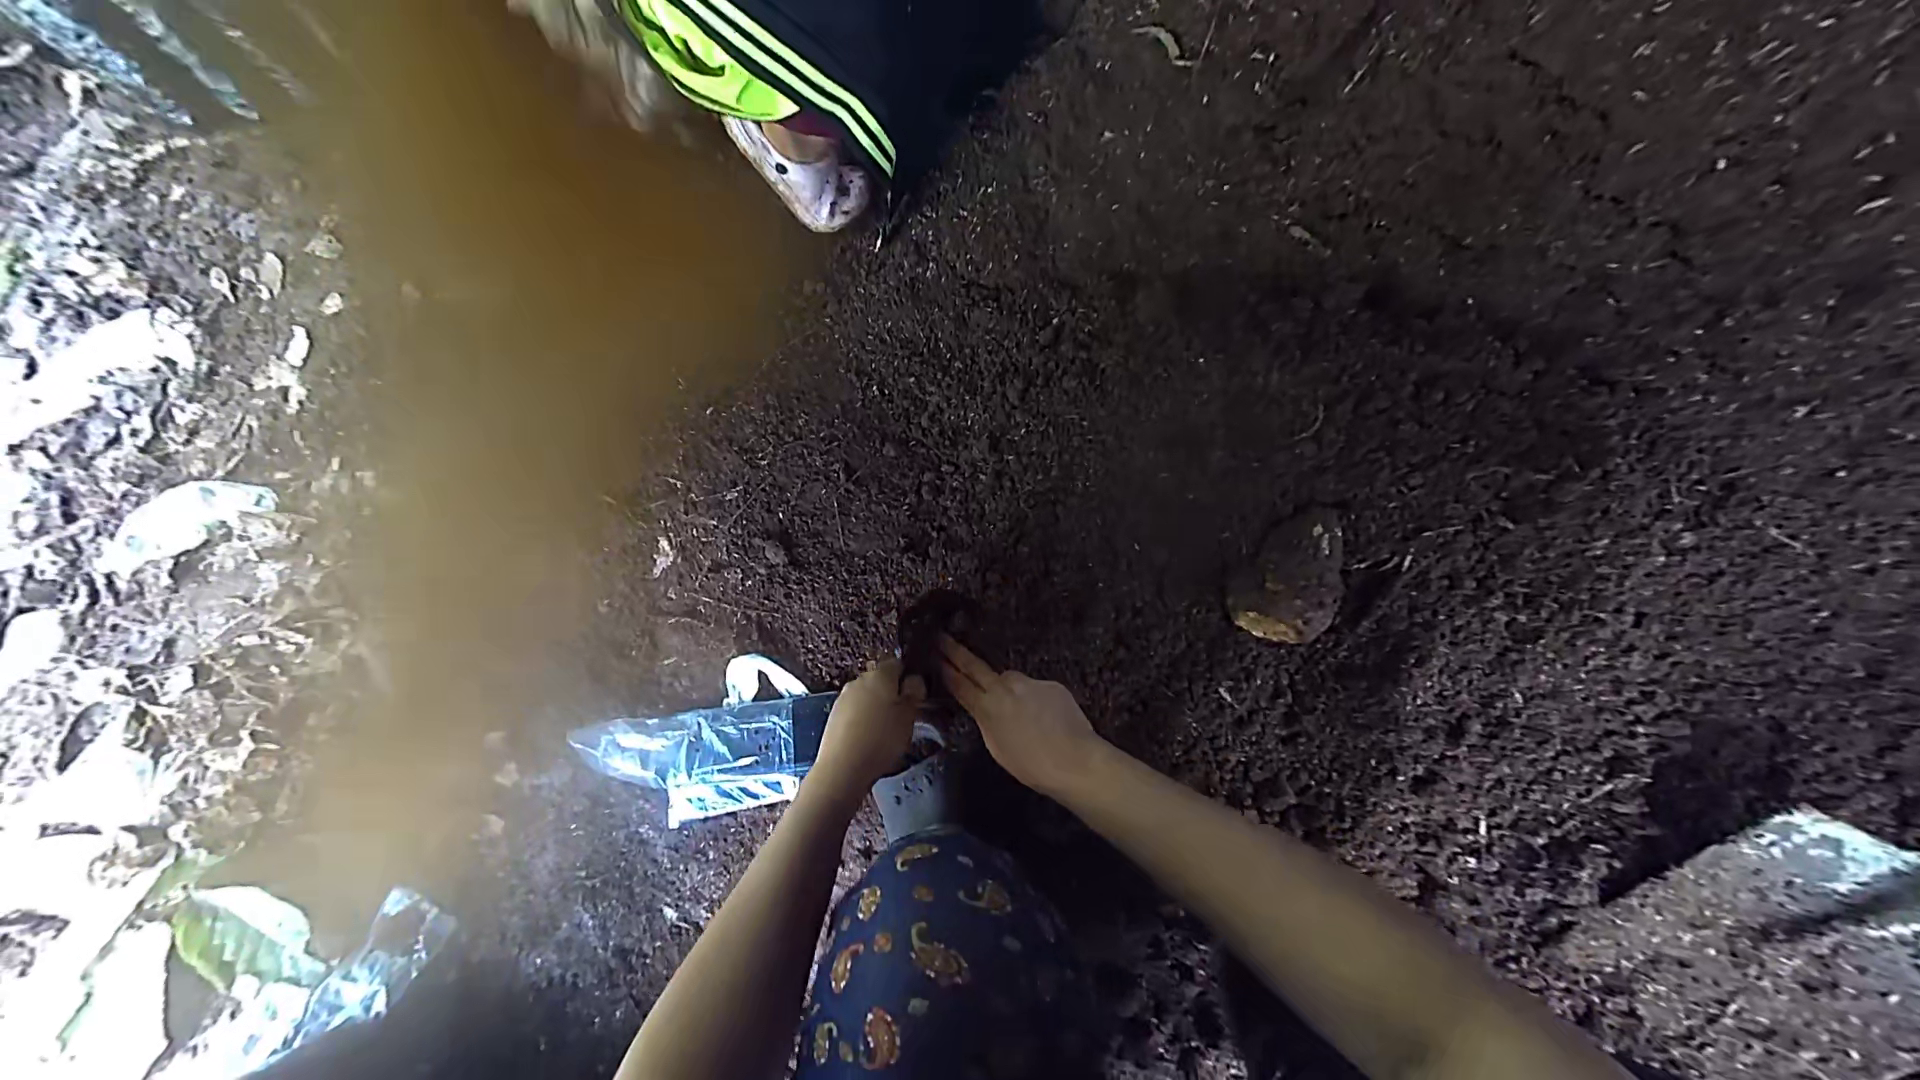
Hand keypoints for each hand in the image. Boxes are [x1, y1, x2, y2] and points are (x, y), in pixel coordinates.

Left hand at [810, 660, 925, 800]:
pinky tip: (866, 737)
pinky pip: (854, 710)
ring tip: (883, 731)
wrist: (842, 768)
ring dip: (875, 706)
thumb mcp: (909, 715)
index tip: (914, 697)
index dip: (908, 677)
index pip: (897, 663)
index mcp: (880, 674)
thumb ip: (914, 691)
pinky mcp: (833, 715)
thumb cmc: (882, 739)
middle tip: (901, 716)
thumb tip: (913, 679)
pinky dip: (862, 719)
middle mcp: (859, 680)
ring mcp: (843, 697)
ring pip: (866, 695)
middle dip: (891, 692)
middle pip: (880, 679)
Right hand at [938, 636, 1108, 798]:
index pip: (959, 684)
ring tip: (1021, 715)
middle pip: (975, 666)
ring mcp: (1029, 682)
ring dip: (1008, 690)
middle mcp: (1005, 687)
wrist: (1075, 759)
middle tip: (943, 637)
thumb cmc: (1032, 765)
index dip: (945, 670)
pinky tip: (1046, 719)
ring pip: (1011, 680)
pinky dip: (1035, 700)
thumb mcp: (997, 748)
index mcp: (987, 708)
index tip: (934, 655)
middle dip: (956, 651)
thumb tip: (985, 708)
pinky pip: (1036, 689)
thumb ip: (987, 721)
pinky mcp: (1050, 683)